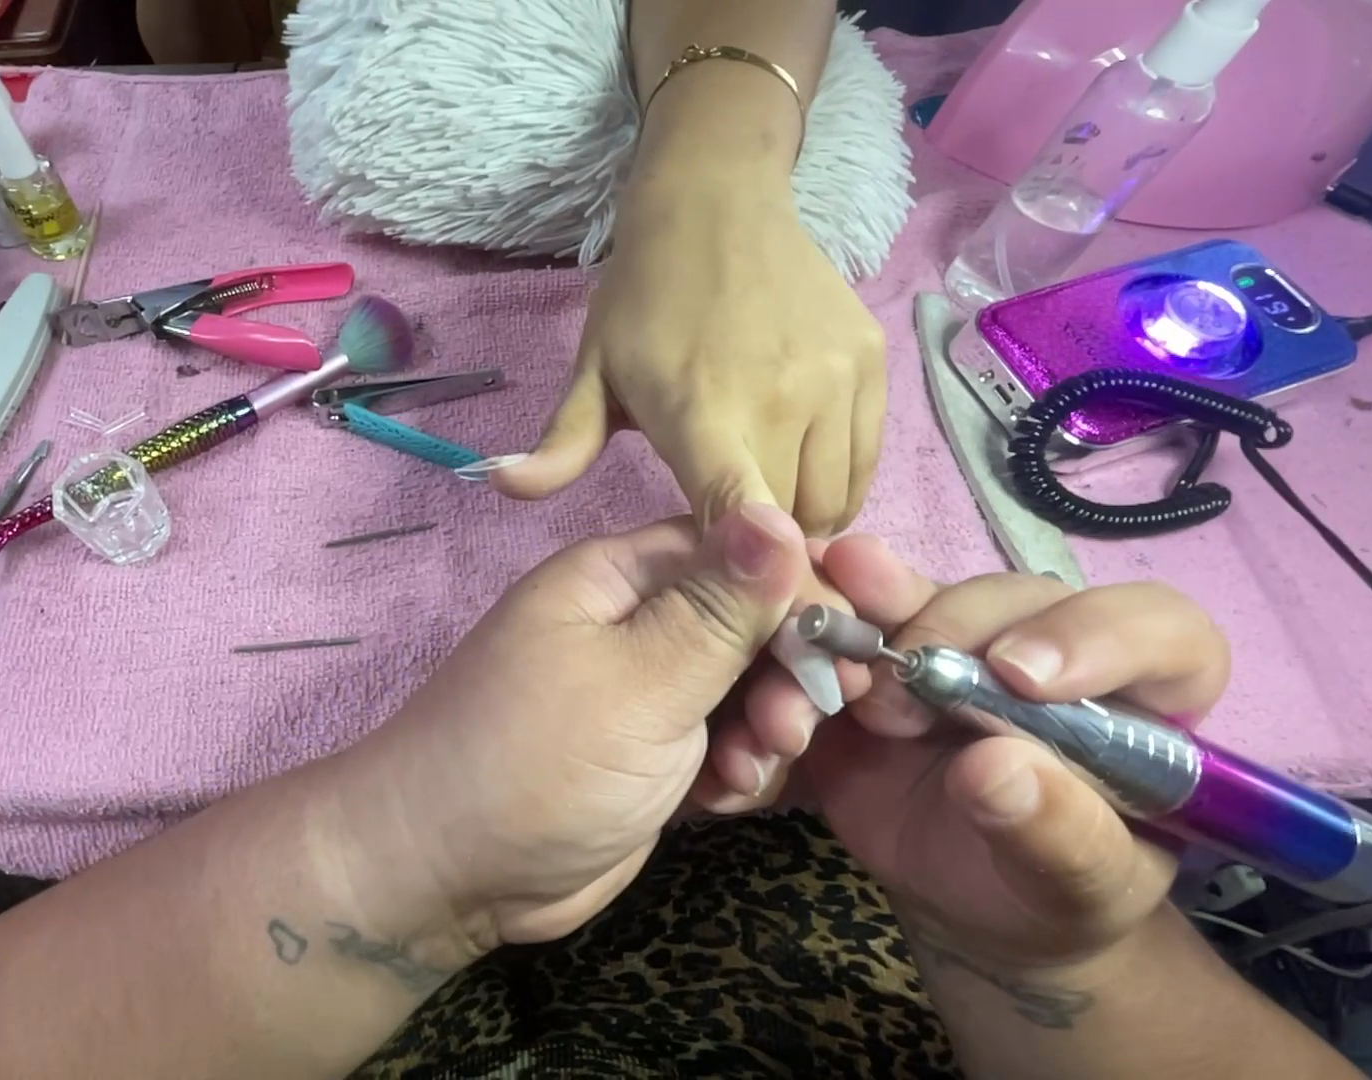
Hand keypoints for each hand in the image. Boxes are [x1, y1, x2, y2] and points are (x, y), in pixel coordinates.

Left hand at [336, 503, 808, 950]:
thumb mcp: (636, 681)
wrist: (449, 871)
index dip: (797, 589)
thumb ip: (716, 609)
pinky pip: (720, 743)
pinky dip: (734, 768)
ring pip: (741, 689)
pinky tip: (721, 800)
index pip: (733, 551)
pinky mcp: (648, 755)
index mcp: (616, 578)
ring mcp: (640, 693)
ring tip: (746, 770)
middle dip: (781, 672)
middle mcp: (630, 624)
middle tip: (789, 725)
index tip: (847, 643)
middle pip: (746, 622)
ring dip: (764, 728)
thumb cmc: (536, 760)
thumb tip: (776, 511)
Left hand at [488, 171, 885, 536]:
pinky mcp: (872, 363)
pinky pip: (866, 462)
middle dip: (757, 553)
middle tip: (726, 546)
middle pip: (788, 526)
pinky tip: (796, 473)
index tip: (717, 586)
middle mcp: (782, 401)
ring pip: (836, 501)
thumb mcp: (590, 373)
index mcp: (702, 412)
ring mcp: (837, 380)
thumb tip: (500, 486)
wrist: (715, 204)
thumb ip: (560, 444)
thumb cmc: (642, 300)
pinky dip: (837, 486)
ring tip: (757, 504)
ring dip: (798, 522)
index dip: (735, 570)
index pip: (739, 516)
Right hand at [801, 535, 1231, 968]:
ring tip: (806, 697)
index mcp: (1125, 691)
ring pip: (888, 595)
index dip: (1089, 632)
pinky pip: (816, 632)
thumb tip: (994, 769)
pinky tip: (764, 712)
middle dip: (934, 627)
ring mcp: (934, 642)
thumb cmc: (1039, 890)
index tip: (1016, 677)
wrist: (956, 889)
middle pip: (992, 595)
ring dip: (838, 627)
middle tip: (882, 697)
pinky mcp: (858, 657)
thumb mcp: (1071, 884)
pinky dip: (782, 662)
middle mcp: (1026, 643)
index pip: (1144, 625)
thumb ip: (1057, 835)